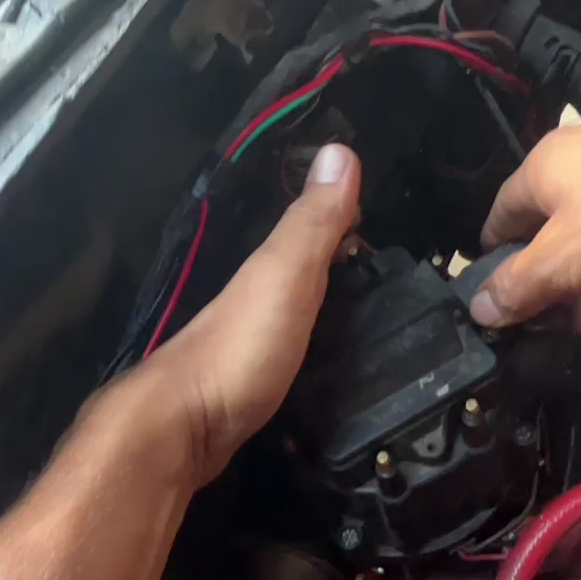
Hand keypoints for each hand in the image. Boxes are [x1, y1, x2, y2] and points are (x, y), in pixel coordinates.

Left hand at [99, 144, 361, 486]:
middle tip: (397, 284)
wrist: (183, 430)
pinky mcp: (255, 387)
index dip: (349, 220)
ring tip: (380, 325)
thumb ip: (311, 225)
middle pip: (306, 274)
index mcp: (266, 271)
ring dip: (333, 312)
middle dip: (345, 271)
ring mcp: (253, 345)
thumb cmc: (239, 348)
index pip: (312, 230)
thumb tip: (339, 148)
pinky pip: (297, 354)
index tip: (389, 226)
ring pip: (300, 315)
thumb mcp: (283, 277)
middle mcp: (256, 301)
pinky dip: (319, 349)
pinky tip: (336, 366)